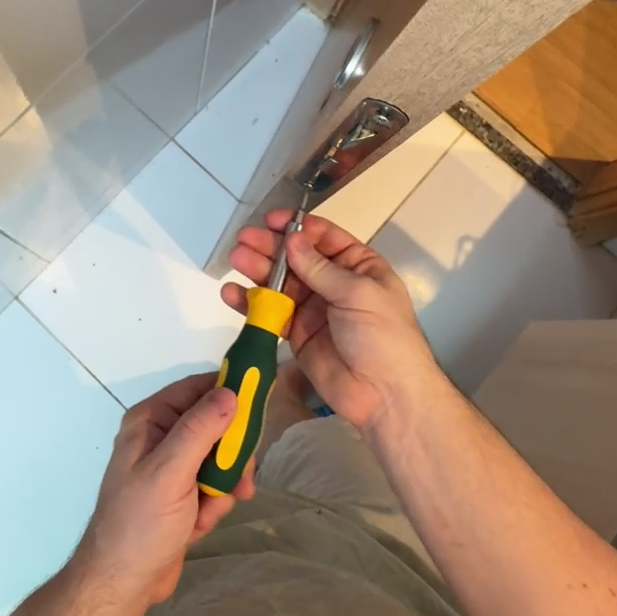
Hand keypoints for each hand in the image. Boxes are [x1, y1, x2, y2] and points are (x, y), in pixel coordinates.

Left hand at [70, 373, 255, 607]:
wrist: (123, 582)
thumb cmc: (140, 522)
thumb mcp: (170, 472)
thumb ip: (200, 429)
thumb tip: (230, 392)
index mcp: (151, 419)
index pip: (197, 389)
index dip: (229, 391)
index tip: (261, 403)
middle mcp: (162, 435)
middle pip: (216, 424)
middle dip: (229, 456)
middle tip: (240, 479)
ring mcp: (173, 465)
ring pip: (220, 457)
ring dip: (222, 486)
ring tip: (209, 510)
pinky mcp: (183, 492)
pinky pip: (215, 484)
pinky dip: (214, 504)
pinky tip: (200, 524)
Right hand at [222, 211, 440, 430]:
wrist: (385, 395)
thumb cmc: (383, 336)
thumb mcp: (358, 294)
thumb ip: (320, 268)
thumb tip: (292, 240)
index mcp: (357, 266)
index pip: (323, 237)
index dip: (298, 227)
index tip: (272, 221)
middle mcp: (333, 282)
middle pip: (296, 257)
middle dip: (270, 246)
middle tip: (244, 240)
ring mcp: (313, 307)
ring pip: (279, 281)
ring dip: (257, 269)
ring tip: (236, 258)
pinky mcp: (296, 333)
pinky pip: (270, 312)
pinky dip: (250, 302)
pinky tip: (231, 292)